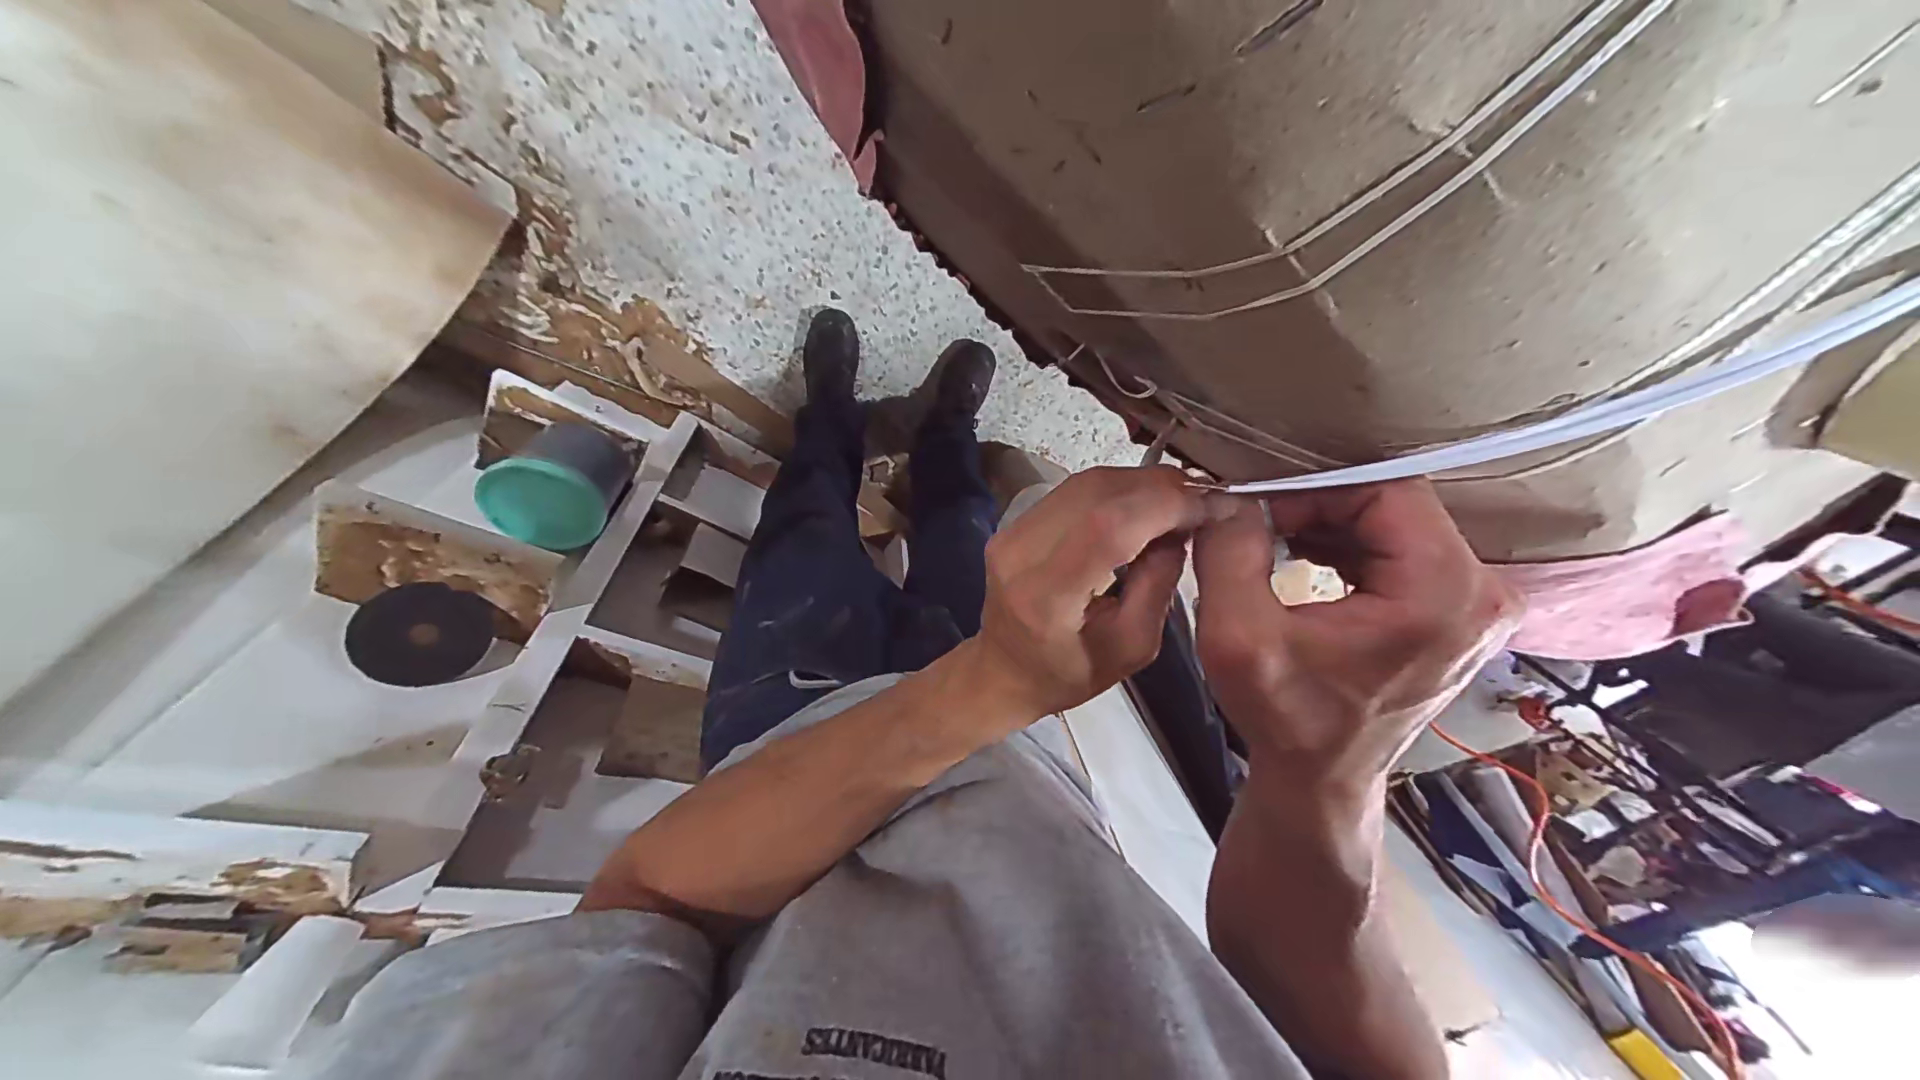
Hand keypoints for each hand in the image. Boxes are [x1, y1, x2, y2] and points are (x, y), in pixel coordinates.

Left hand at [971, 465, 1219, 721]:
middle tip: (1203, 497)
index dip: (1165, 506)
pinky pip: (1073, 491)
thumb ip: (1158, 583)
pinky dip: (1117, 489)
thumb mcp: (1131, 646)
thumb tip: (1183, 526)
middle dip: (1159, 488)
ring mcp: (1011, 532)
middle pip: (1096, 494)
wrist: (1005, 669)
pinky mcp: (1015, 523)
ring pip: (1085, 483)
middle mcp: (1020, 552)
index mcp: (1046, 596)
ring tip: (1181, 498)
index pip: (1108, 527)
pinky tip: (1145, 501)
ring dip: (1140, 483)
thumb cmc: (1070, 672)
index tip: (1211, 506)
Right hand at [1192, 480, 1521, 804]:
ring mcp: (1473, 603)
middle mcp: (1480, 593)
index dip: (1312, 489)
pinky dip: (1344, 545)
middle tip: (1258, 526)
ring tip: (1271, 544)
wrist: (1319, 774)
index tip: (1258, 511)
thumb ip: (1228, 552)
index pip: (1385, 490)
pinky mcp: (1452, 611)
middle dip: (1315, 506)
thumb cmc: (1285, 717)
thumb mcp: (1236, 635)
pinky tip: (1300, 559)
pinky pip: (1397, 548)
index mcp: (1443, 595)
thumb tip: (1229, 497)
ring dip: (1326, 524)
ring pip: (1393, 522)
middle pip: (1393, 504)